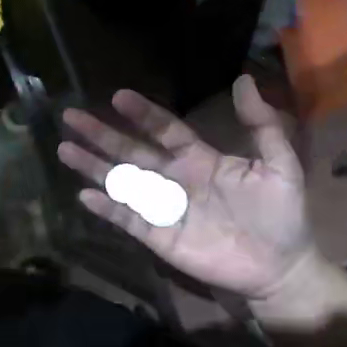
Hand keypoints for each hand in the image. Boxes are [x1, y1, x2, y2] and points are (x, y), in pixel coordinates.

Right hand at [58, 76, 322, 301]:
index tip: (118, 96)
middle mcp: (176, 180)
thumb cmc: (282, 215)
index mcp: (200, 159)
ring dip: (94, 167)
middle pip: (132, 153)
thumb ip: (261, 125)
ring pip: (123, 183)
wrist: (279, 267)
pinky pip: (129, 220)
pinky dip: (107, 209)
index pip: (165, 130)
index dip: (143, 114)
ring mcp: (165, 209)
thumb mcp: (279, 164)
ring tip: (65, 149)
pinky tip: (85, 195)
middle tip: (71, 116)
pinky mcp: (159, 238)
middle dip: (102, 135)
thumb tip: (244, 79)